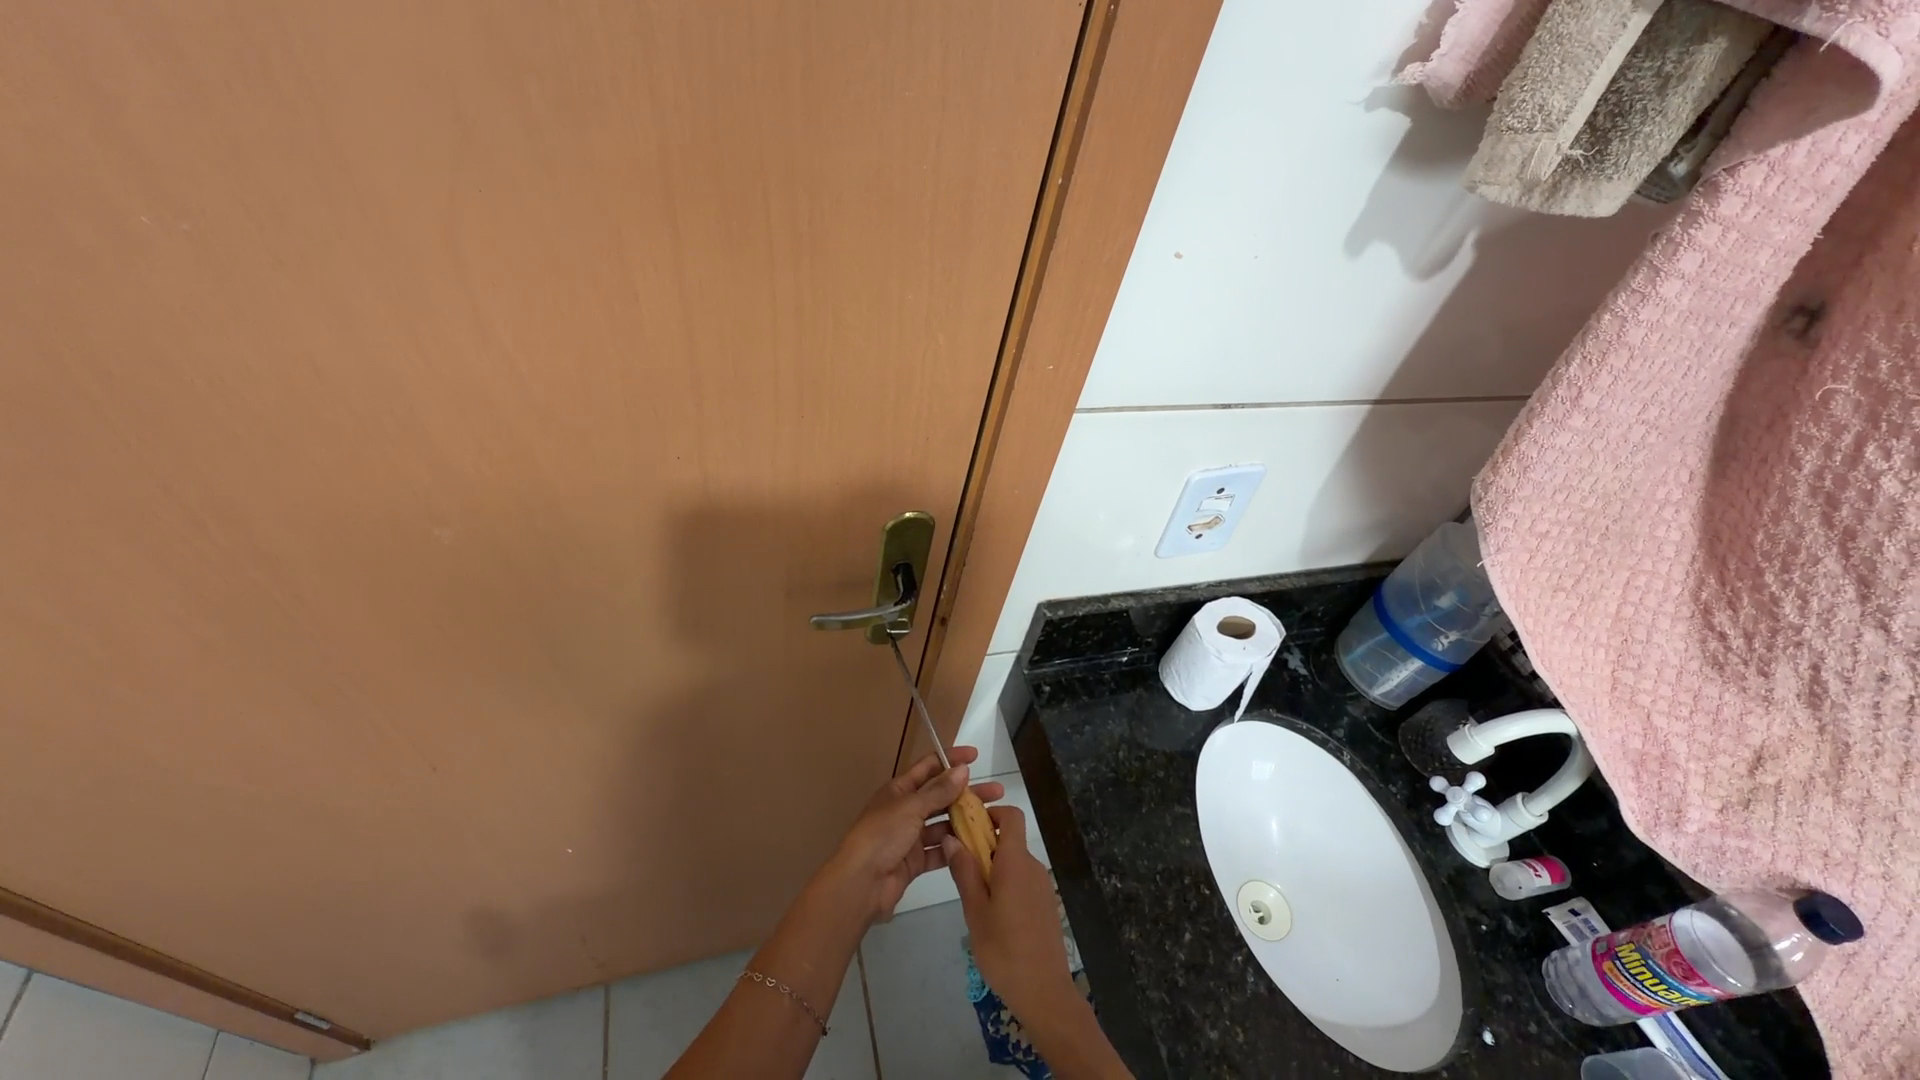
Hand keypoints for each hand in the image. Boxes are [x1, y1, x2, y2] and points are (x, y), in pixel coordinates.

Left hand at [825, 746, 1003, 923]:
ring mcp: (910, 837)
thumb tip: (963, 769)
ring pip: (943, 824)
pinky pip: (940, 851)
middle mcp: (905, 810)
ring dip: (965, 820)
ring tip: (993, 819)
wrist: (860, 883)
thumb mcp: (910, 807)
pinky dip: (955, 847)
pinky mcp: (915, 862)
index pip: (928, 767)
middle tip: (997, 791)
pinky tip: (977, 845)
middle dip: (967, 793)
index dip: (951, 759)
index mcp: (899, 790)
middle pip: (941, 797)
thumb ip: (939, 791)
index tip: (975, 756)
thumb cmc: (882, 835)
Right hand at [944, 805, 1074, 1019]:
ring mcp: (1042, 886)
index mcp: (1015, 862)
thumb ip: (964, 872)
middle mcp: (1033, 867)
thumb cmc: (1003, 950)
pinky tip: (992, 914)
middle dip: (983, 846)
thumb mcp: (975, 911)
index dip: (991, 813)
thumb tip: (952, 839)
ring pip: (1014, 862)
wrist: (1044, 991)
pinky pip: (1023, 881)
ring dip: (993, 868)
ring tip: (972, 898)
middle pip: (1009, 840)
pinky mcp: (1046, 904)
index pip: (1012, 816)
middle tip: (959, 869)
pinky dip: (1005, 884)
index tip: (967, 826)